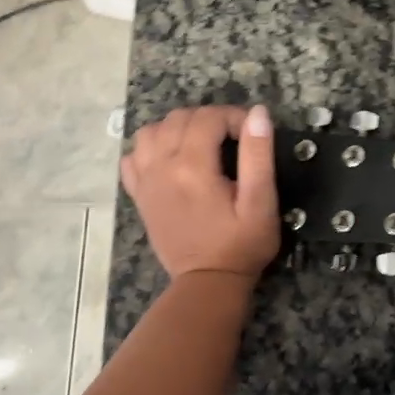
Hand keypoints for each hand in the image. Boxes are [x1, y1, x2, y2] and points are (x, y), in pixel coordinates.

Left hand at [121, 105, 280, 282]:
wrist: (208, 281)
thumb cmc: (242, 243)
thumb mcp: (261, 200)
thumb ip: (258, 154)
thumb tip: (257, 113)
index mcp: (193, 167)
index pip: (209, 118)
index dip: (235, 117)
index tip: (254, 133)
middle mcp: (162, 168)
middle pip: (179, 118)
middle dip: (210, 118)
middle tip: (235, 138)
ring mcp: (145, 182)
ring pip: (151, 131)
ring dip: (178, 128)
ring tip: (203, 143)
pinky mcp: (139, 195)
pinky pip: (133, 157)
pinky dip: (152, 148)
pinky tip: (173, 159)